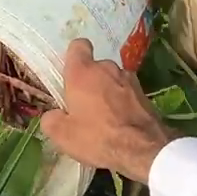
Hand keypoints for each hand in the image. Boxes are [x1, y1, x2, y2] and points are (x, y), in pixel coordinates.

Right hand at [41, 39, 174, 183]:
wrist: (143, 150)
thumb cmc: (97, 137)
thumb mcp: (63, 135)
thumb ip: (51, 120)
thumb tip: (53, 115)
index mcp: (82, 72)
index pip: (78, 46)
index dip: (74, 56)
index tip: (71, 74)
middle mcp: (107, 69)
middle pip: (95, 67)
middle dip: (90, 82)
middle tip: (84, 106)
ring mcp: (129, 79)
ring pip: (113, 79)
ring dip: (108, 92)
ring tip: (105, 116)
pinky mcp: (145, 93)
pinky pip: (127, 92)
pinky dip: (123, 102)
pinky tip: (121, 122)